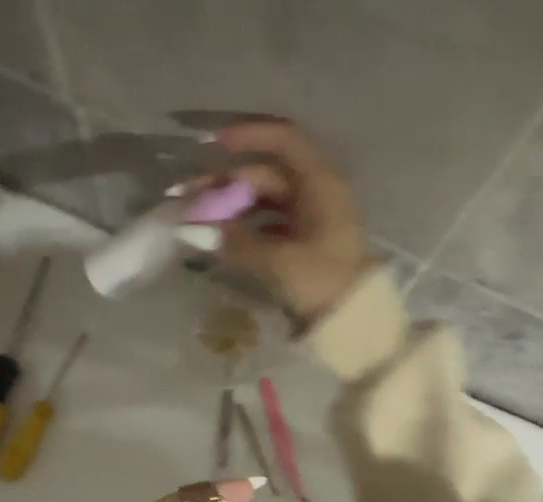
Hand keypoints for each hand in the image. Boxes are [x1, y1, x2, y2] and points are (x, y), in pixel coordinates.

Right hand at [206, 121, 372, 326]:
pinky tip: (220, 240)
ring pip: (264, 201)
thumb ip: (236, 242)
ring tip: (197, 221)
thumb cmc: (324, 284)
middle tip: (187, 200)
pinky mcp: (305, 244)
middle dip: (225, 184)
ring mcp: (311, 219)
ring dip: (231, 207)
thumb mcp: (279, 262)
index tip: (212, 144)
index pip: (284, 140)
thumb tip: (196, 230)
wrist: (355, 324)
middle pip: (266, 174)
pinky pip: (269, 225)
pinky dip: (245, 229)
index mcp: (321, 184)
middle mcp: (317, 193)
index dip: (248, 136)